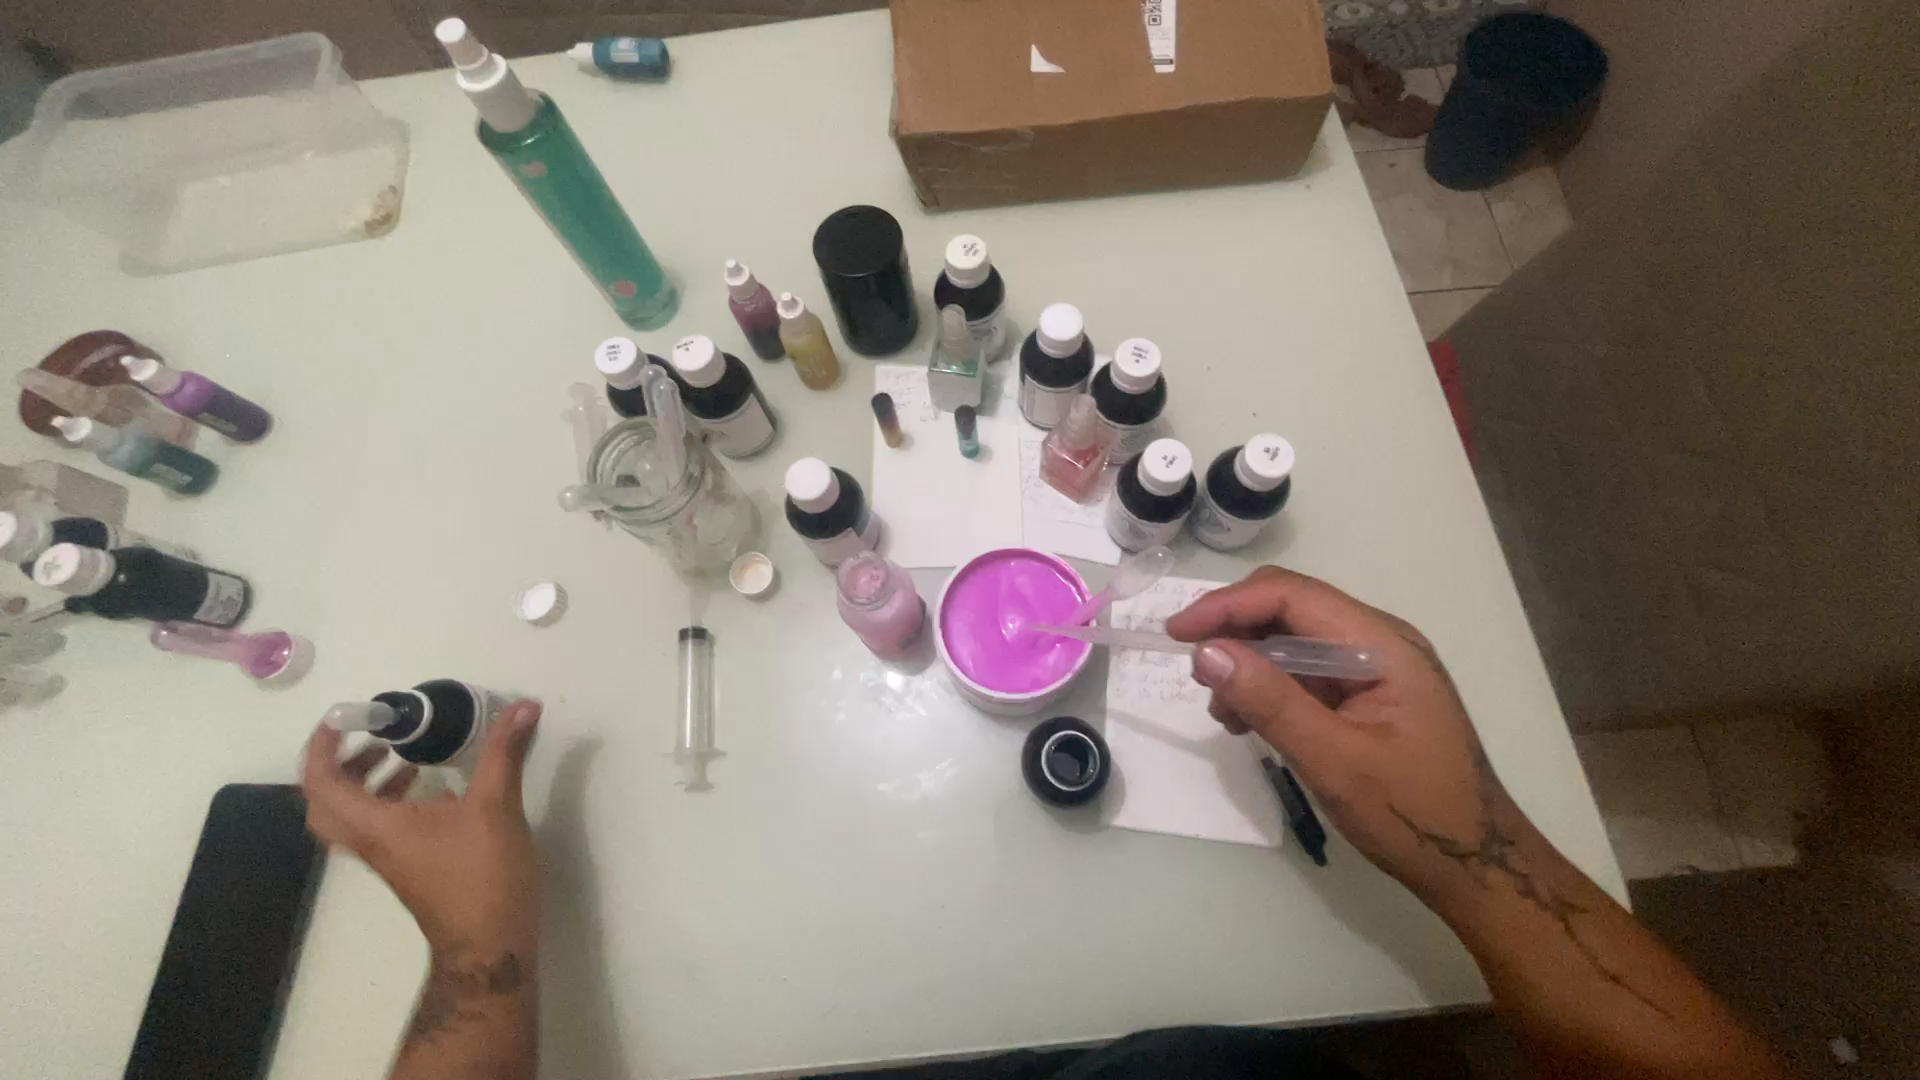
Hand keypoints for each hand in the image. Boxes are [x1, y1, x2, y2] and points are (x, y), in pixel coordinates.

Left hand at [301, 701, 542, 957]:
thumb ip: (505, 752)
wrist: (488, 940)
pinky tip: (437, 788)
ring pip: (352, 816)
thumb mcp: (496, 805)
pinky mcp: (410, 865)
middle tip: (378, 737)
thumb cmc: (481, 873)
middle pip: (326, 802)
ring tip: (407, 755)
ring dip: (366, 781)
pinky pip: (380, 825)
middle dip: (342, 763)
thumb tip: (523, 706)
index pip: (322, 784)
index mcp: (376, 826)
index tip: (350, 717)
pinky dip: (393, 798)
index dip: (324, 747)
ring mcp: (389, 857)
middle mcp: (371, 842)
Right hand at [1167, 568, 1539, 903]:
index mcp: (1380, 644)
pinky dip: (1265, 684)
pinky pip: (1301, 668)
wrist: (1477, 866)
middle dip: (1233, 629)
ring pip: (1289, 636)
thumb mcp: (1333, 760)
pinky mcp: (1363, 690)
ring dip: (1246, 661)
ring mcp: (1372, 664)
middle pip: (1288, 606)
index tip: (1177, 633)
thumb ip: (1270, 701)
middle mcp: (1377, 640)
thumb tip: (1206, 652)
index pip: (1290, 595)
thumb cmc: (1413, 815)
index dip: (1227, 606)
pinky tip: (1247, 720)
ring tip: (1221, 710)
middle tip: (1195, 670)